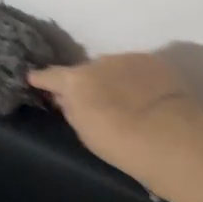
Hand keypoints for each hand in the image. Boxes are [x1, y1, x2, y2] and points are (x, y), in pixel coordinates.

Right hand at [29, 53, 202, 183]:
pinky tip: (145, 95)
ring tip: (123, 100)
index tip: (34, 80)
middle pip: (85, 71)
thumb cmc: (118, 143)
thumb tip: (64, 97)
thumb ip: (71, 109)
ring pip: (112, 68)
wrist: (167, 136)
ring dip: (112, 79)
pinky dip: (135, 79)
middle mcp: (97, 62)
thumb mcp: (83, 131)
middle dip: (86, 82)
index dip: (41, 79)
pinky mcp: (152, 60)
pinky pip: (135, 68)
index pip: (49, 75)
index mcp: (75, 80)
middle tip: (94, 101)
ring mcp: (126, 58)